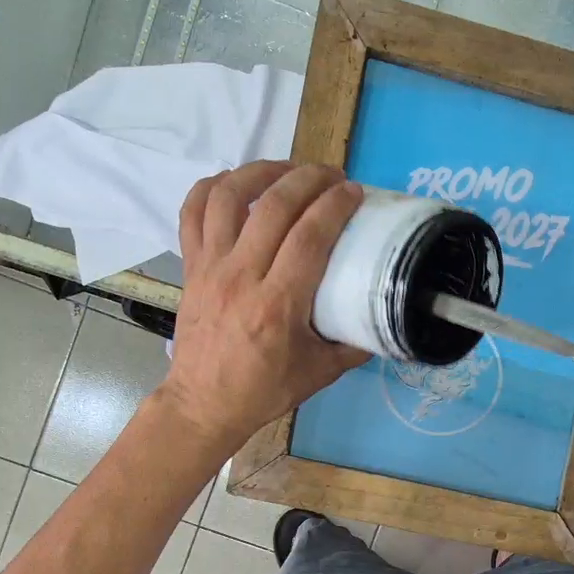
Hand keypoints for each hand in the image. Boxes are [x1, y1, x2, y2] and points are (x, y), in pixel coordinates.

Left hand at [157, 162, 369, 443]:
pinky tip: (237, 183)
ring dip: (261, 172)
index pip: (309, 237)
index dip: (334, 206)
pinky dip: (214, 187)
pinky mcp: (191, 266)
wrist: (205, 403)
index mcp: (278, 304)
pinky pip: (194, 211)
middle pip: (273, 207)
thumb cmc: (266, 389)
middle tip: (331, 176)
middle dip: (307, 179)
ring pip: (229, 197)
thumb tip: (382, 316)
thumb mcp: (322, 372)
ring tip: (287, 170)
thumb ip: (354, 343)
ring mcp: (210, 267)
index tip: (354, 192)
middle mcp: (241, 277)